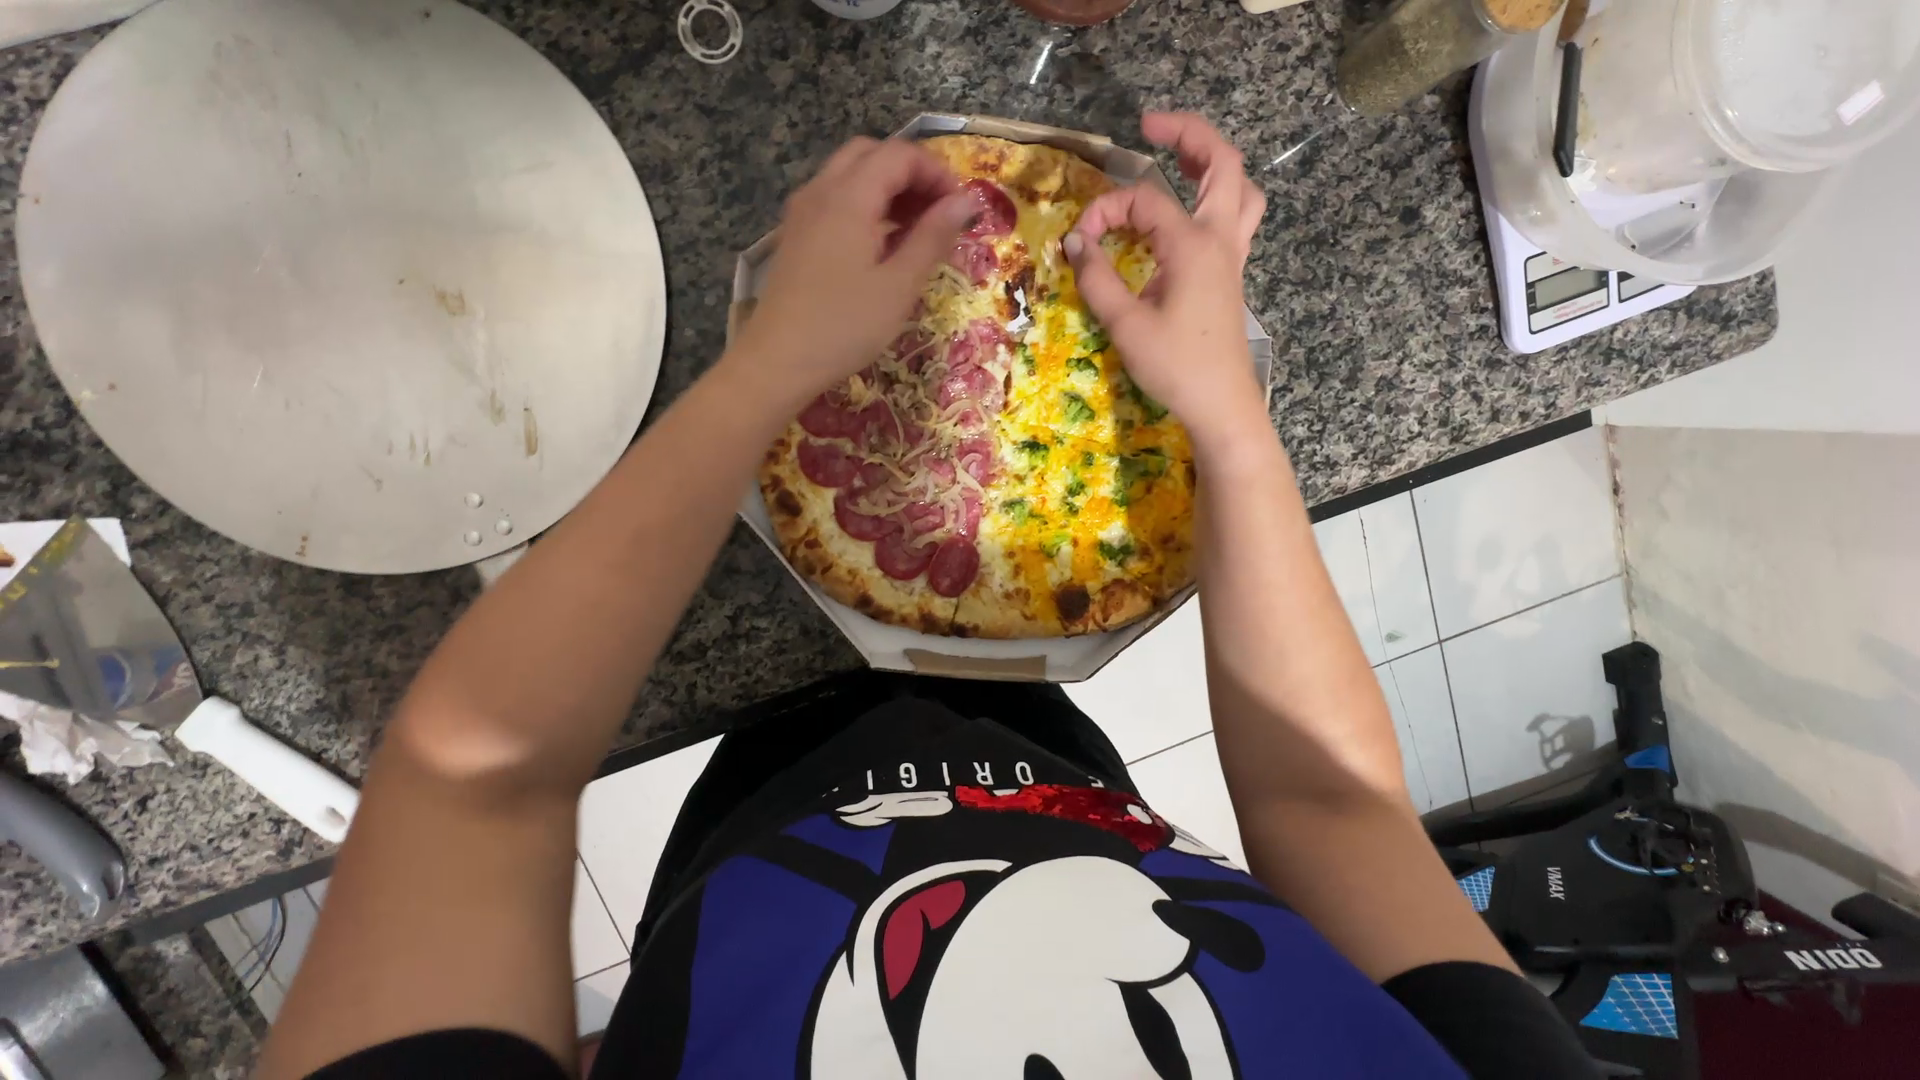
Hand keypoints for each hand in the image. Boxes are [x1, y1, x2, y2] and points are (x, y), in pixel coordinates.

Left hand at [732, 137, 973, 403]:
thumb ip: (933, 237)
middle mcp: (821, 191)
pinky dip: (864, 206)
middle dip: (910, 172)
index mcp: (849, 197)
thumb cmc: (844, 327)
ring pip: (849, 175)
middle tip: (938, 212)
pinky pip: (833, 200)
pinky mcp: (795, 236)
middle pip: (870, 154)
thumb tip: (966, 201)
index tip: (961, 205)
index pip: (899, 154)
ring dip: (887, 188)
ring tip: (916, 230)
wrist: (776, 362)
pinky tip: (881, 245)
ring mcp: (802, 213)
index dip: (936, 171)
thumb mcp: (899, 286)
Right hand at [1064, 113, 1268, 450]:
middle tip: (1148, 126)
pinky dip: (1217, 197)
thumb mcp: (1126, 325)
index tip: (1080, 239)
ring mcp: (1233, 255)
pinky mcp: (1231, 273)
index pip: (1145, 201)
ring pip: (1241, 188)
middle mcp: (1221, 238)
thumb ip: (1097, 279)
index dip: (1107, 209)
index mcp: (1193, 245)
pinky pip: (1237, 216)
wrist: (1221, 404)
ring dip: (1213, 164)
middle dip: (1187, 134)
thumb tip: (1076, 243)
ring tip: (1180, 157)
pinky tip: (1190, 211)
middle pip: (1222, 162)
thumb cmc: (1176, 367)